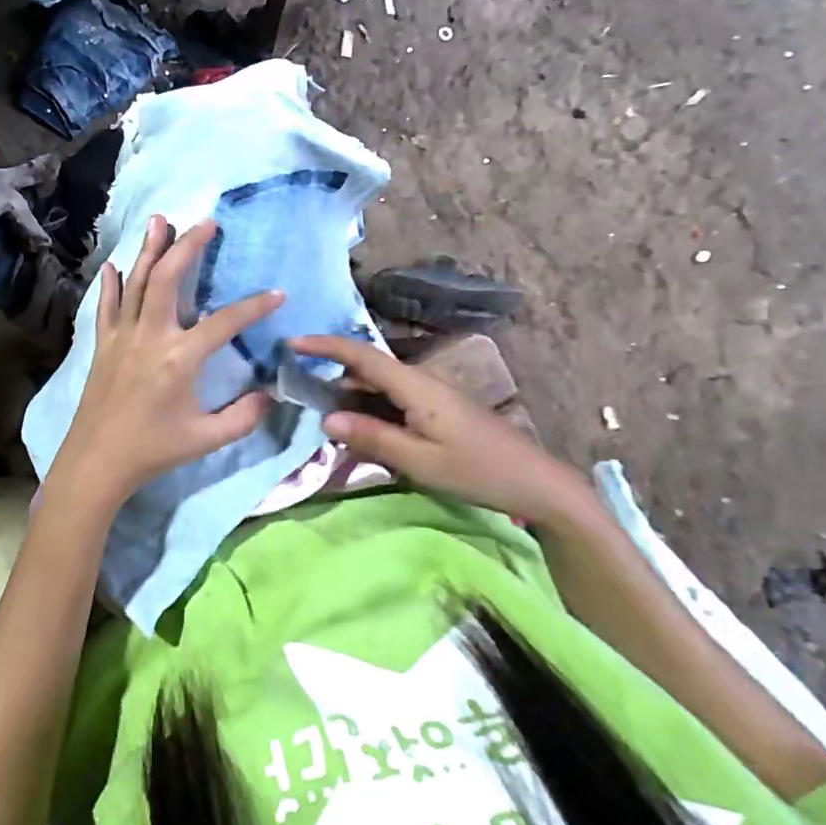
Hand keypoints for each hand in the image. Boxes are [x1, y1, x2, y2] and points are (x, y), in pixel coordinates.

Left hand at [48, 216, 282, 505]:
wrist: (96, 462)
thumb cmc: (153, 450)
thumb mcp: (205, 439)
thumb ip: (243, 417)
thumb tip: (270, 395)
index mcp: (179, 359)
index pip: (224, 322)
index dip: (254, 306)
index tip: (277, 293)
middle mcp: (150, 337)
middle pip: (169, 279)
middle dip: (188, 247)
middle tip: (206, 222)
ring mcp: (122, 337)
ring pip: (137, 282)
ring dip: (150, 250)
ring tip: (161, 221)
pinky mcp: (103, 345)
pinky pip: (107, 306)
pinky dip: (112, 284)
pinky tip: (114, 265)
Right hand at [292, 335, 601, 527]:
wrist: (534, 481)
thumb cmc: (477, 471)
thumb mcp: (420, 461)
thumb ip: (372, 436)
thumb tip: (326, 417)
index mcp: (415, 385)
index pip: (361, 355)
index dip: (325, 345)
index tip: (291, 343)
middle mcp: (420, 381)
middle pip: (366, 370)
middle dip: (331, 379)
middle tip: (299, 400)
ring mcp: (430, 395)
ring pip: (378, 388)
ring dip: (350, 401)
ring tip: (324, 424)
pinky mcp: (436, 410)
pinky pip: (393, 403)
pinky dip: (370, 414)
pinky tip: (361, 437)